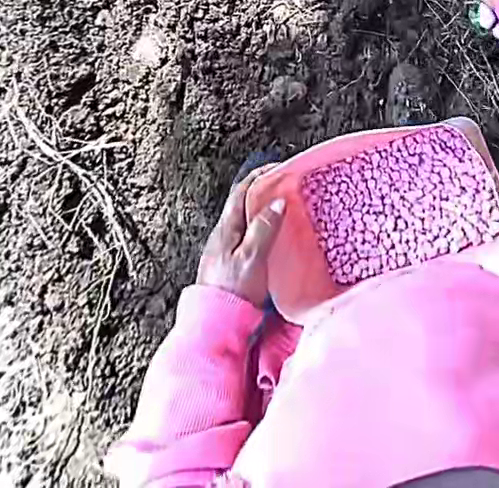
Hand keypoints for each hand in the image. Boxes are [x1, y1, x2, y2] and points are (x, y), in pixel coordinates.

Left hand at [197, 167, 284, 304]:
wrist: (213, 329)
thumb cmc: (232, 293)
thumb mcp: (252, 257)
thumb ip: (264, 228)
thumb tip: (277, 201)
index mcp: (226, 229)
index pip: (241, 191)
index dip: (259, 176)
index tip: (278, 169)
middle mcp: (223, 236)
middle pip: (243, 203)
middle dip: (264, 190)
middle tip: (285, 185)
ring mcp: (225, 250)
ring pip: (246, 219)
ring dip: (263, 208)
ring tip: (283, 207)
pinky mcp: (231, 263)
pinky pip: (248, 234)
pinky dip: (262, 226)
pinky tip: (273, 236)